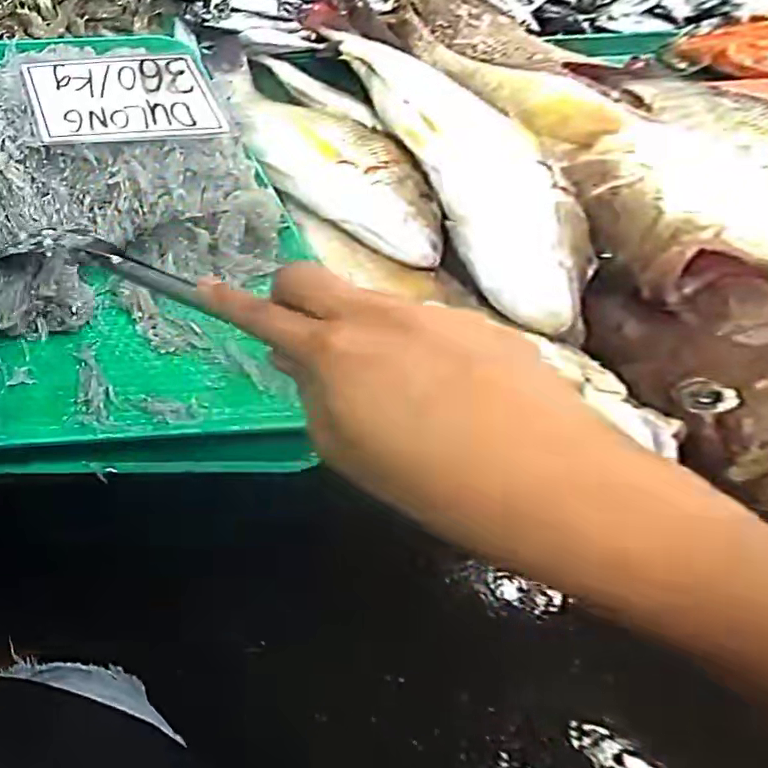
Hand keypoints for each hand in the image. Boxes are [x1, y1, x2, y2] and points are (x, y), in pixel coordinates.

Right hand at [201, 265, 652, 534]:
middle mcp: (377, 318)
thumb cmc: (426, 480)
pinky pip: (416, 321)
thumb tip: (301, 361)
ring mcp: (433, 315)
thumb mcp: (338, 444)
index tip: (202, 287)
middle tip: (292, 336)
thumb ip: (309, 392)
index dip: (225, 301)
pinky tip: (434, 388)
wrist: (565, 492)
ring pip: (364, 300)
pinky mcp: (482, 326)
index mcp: (332, 350)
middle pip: (306, 275)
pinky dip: (401, 341)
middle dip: (283, 295)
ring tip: (378, 382)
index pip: (261, 314)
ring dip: (348, 325)